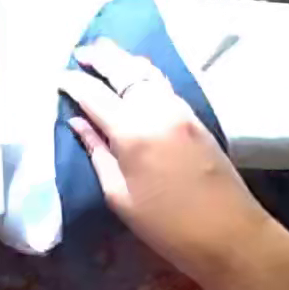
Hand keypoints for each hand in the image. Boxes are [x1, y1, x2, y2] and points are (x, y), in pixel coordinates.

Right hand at [59, 40, 288, 289]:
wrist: (232, 236)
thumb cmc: (167, 224)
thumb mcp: (118, 195)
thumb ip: (96, 151)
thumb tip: (77, 121)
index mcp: (132, 131)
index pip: (93, 94)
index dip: (72, 83)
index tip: (56, 77)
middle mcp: (156, 110)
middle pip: (124, 69)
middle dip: (99, 57)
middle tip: (79, 53)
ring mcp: (179, 110)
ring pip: (146, 71)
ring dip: (122, 60)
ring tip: (102, 57)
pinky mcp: (194, 116)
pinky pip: (160, 83)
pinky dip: (141, 72)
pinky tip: (132, 77)